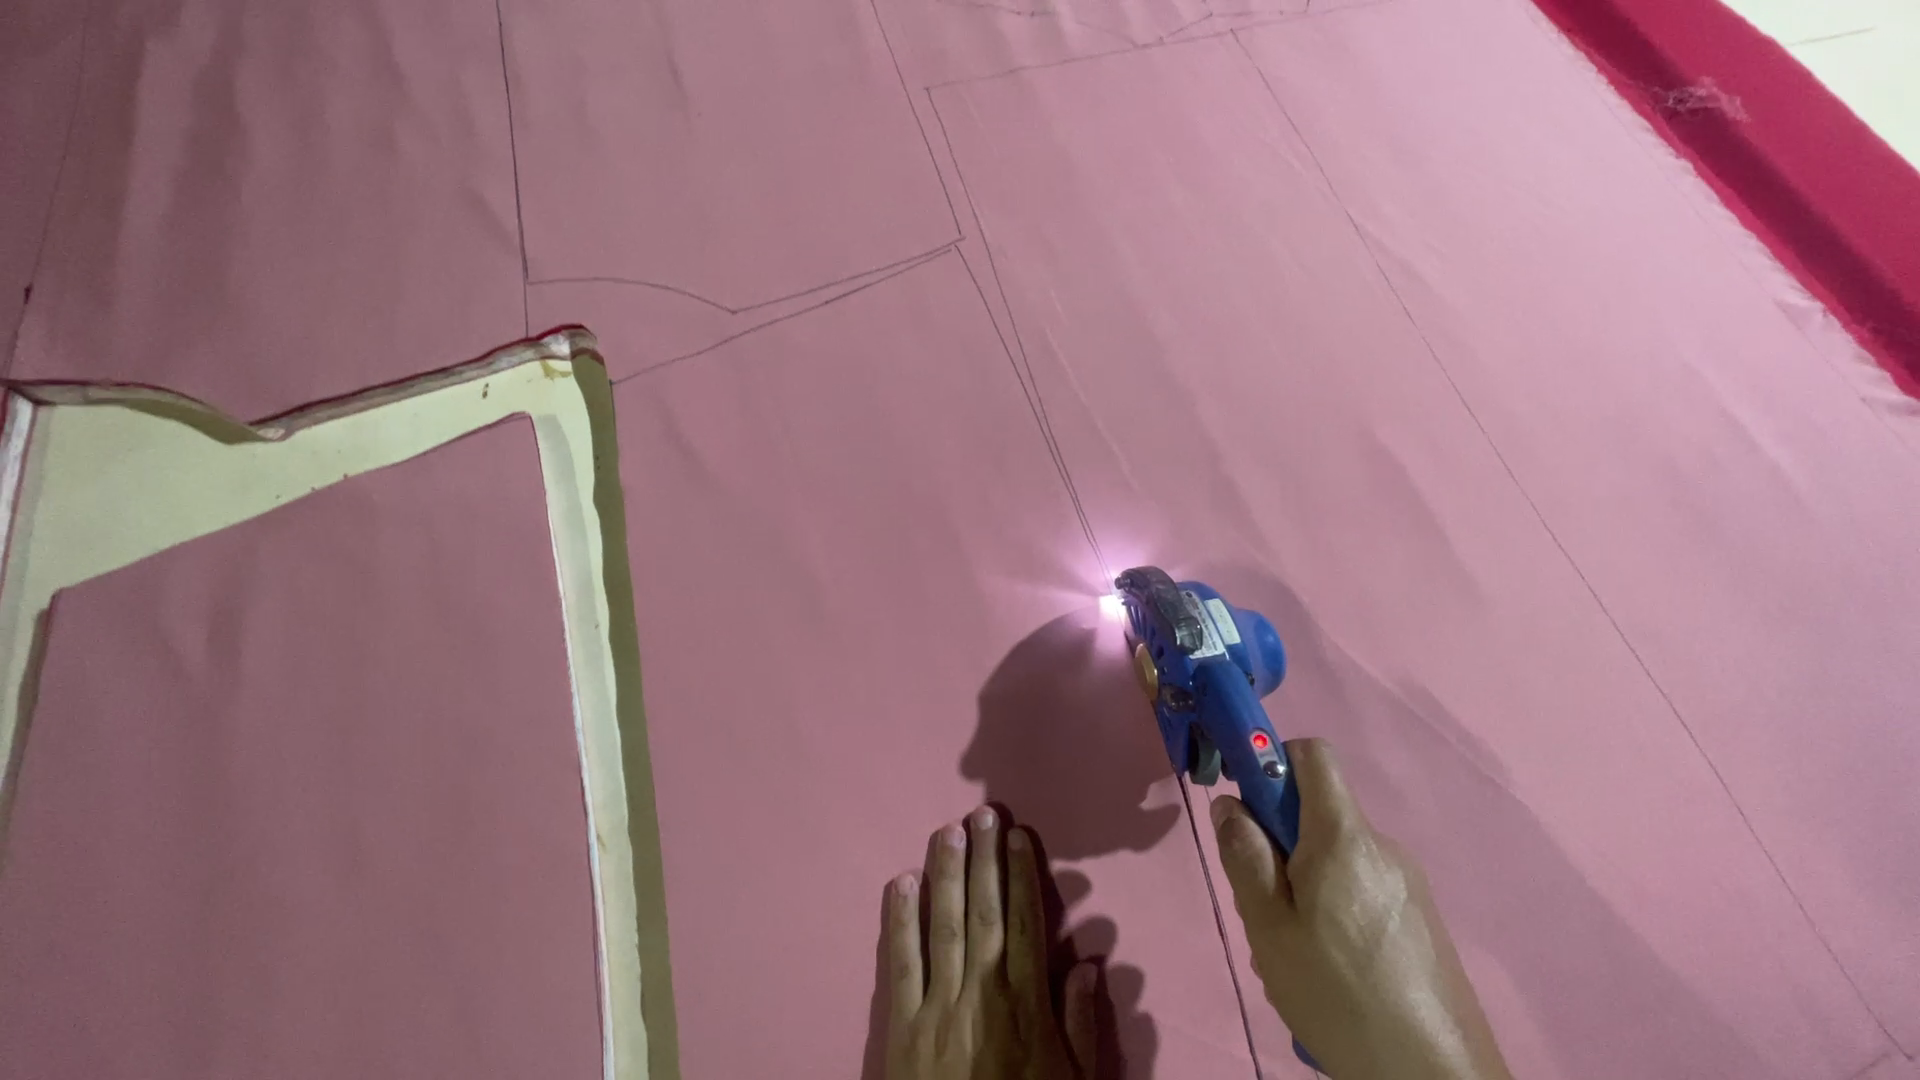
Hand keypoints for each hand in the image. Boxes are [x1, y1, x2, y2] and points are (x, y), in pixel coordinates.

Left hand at [884, 807, 1100, 1079]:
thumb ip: (1082, 1027)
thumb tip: (1092, 965)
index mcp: (1026, 1004)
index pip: (1027, 924)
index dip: (1022, 876)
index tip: (1018, 835)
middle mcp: (983, 992)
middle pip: (984, 913)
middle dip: (984, 860)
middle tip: (982, 812)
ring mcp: (939, 1005)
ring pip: (943, 925)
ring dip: (945, 874)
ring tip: (947, 830)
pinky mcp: (903, 1024)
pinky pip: (901, 962)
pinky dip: (899, 920)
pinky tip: (899, 881)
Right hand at [1212, 739, 1512, 1079]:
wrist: (1434, 1078)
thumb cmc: (1338, 996)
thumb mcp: (1268, 928)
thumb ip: (1244, 857)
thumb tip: (1231, 804)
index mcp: (1343, 837)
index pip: (1312, 754)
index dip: (1271, 761)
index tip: (1246, 803)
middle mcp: (1382, 846)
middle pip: (1319, 810)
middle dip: (1280, 838)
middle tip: (1265, 901)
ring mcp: (1409, 881)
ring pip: (1337, 853)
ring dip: (1306, 878)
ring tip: (1297, 945)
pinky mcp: (1422, 916)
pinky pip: (1363, 884)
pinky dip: (1335, 902)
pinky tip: (1332, 963)